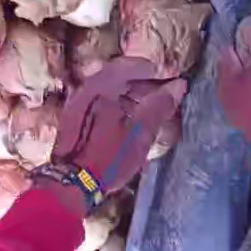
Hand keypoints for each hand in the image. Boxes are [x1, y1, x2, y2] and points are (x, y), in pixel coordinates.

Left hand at [51, 56, 187, 197]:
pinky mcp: (73, 121)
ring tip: (149, 111)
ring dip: (130, 96)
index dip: (152, 71)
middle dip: (143, 83)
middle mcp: (85, 89)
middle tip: (163, 96)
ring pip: (108, 91)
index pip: (129, 65)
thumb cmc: (109, 157)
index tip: (169, 79)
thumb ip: (159, 106)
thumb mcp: (140, 133)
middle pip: (118, 77)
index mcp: (100, 86)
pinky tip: (127, 123)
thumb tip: (178, 85)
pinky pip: (99, 104)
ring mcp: (76, 105)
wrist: (72, 184)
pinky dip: (117, 107)